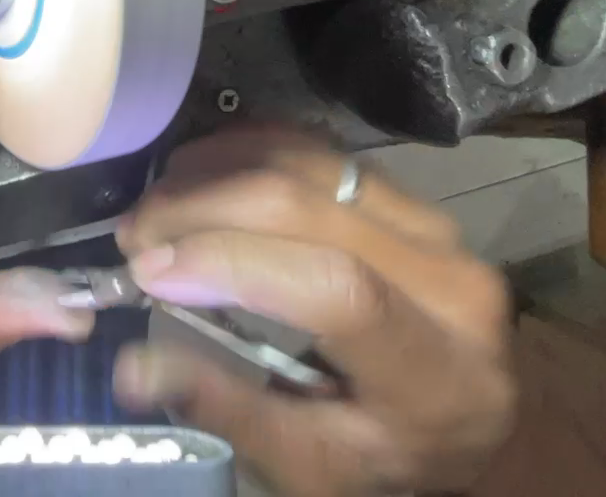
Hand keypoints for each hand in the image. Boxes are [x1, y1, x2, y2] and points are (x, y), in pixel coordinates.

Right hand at [111, 126, 514, 496]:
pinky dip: (233, 150)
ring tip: (154, 207)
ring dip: (203, 175)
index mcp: (435, 371)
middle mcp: (445, 280)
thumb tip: (130, 367)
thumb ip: (226, 407)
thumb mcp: (310, 460)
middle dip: (194, 212)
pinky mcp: (398, 188)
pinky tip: (192, 176)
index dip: (230, 263)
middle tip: (133, 238)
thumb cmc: (386, 442)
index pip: (332, 286)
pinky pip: (302, 146)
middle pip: (299, 207)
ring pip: (293, 163)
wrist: (475, 405)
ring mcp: (426, 221)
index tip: (148, 270)